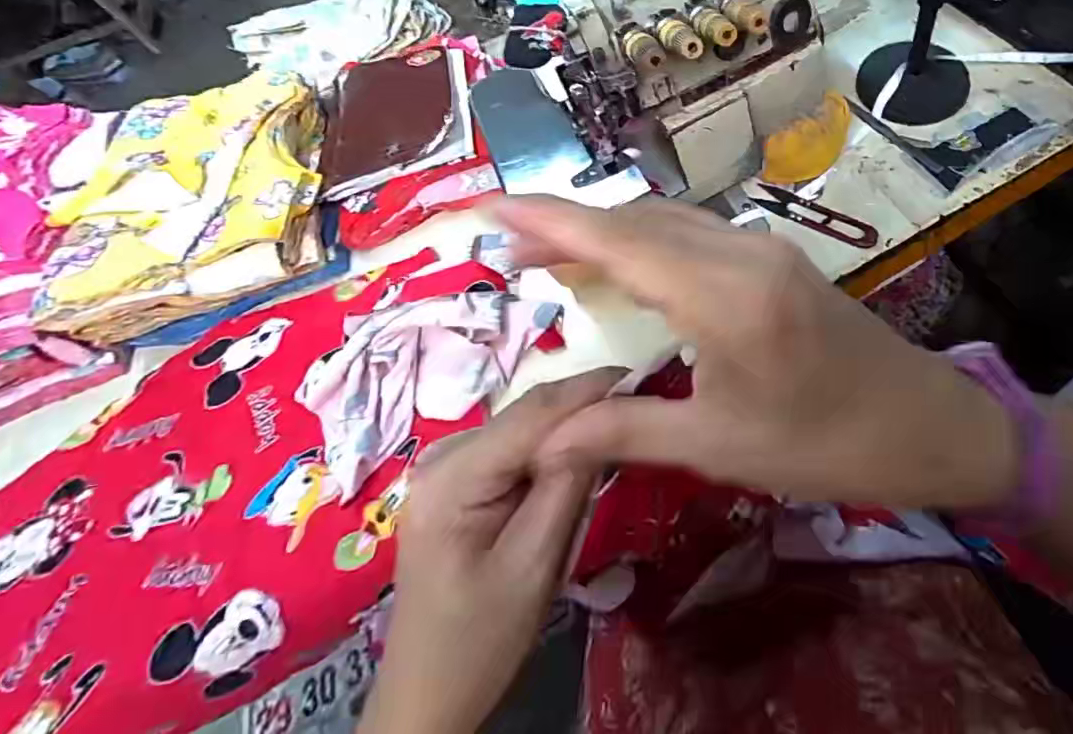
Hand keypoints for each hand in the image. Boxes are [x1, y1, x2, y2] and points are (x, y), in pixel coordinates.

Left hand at [360, 369, 619, 733]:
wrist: (428, 694)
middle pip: (528, 413)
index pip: (534, 412)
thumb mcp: (532, 565)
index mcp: (453, 476)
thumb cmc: (480, 640)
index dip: (591, 388)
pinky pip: (515, 447)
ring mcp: (447, 465)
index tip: (644, 379)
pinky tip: (583, 453)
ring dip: (573, 424)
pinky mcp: (459, 479)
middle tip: (644, 402)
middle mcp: (443, 455)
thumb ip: (564, 485)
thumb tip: (600, 420)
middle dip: (586, 405)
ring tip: (623, 423)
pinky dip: (553, 445)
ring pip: (525, 426)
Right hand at [491, 195, 1020, 510]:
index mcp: (726, 299)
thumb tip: (544, 437)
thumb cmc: (825, 445)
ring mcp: (764, 248)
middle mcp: (743, 253)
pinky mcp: (775, 257)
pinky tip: (626, 270)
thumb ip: (626, 430)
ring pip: (667, 222)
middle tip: (512, 251)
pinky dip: (648, 243)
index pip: (621, 242)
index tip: (493, 206)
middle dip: (571, 228)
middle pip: (639, 221)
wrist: (923, 422)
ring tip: (553, 259)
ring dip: (610, 233)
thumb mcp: (720, 446)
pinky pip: (696, 234)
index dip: (551, 219)